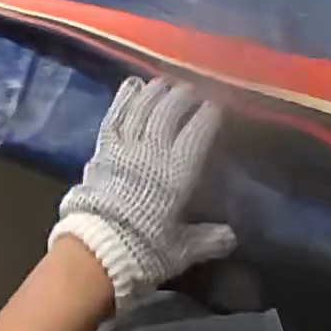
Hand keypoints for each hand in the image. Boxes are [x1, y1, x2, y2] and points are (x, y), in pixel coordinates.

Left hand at [50, 77, 235, 306]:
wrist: (99, 246)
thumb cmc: (145, 249)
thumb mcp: (183, 249)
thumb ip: (208, 239)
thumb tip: (232, 235)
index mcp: (177, 173)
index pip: (196, 134)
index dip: (207, 117)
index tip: (216, 105)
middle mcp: (152, 151)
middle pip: (168, 113)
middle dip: (182, 97)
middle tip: (192, 87)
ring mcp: (124, 146)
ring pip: (142, 108)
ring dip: (155, 92)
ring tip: (166, 81)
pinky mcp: (103, 147)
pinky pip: (115, 115)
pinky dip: (124, 97)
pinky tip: (131, 84)